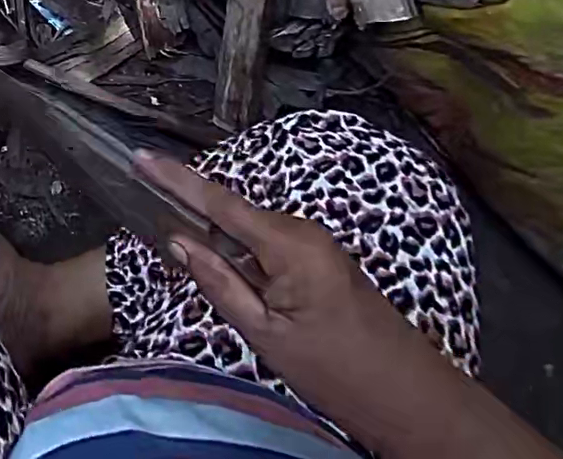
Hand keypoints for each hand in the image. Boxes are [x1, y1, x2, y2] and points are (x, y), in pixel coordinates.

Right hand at [134, 151, 482, 450]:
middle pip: (230, 211)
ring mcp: (313, 242)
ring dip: (217, 237)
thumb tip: (178, 240)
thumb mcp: (267, 336)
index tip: (140, 155)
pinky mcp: (319, 257)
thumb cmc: (341, 376)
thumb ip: (218, 281)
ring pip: (246, 228)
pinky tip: (231, 273)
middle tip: (155, 217)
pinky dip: (239, 250)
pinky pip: (264, 241)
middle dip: (192, 212)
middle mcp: (300, 230)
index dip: (174, 177)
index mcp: (288, 244)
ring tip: (189, 249)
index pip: (217, 200)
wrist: (423, 407)